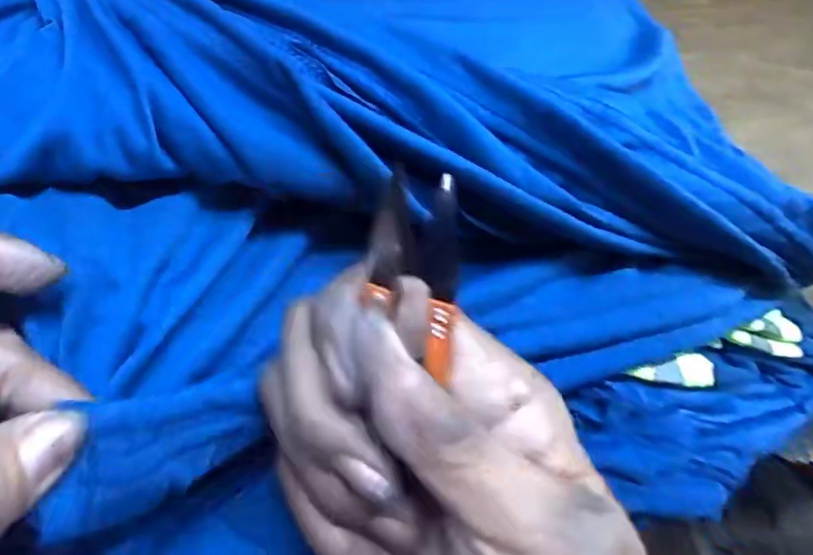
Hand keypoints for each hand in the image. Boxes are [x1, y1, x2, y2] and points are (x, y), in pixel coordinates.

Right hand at [261, 266, 642, 554]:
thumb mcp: (533, 517)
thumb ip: (450, 431)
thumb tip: (369, 322)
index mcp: (460, 362)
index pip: (376, 284)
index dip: (348, 327)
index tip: (363, 404)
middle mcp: (399, 372)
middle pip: (307, 324)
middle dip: (324, 414)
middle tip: (384, 488)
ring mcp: (359, 417)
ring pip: (279, 387)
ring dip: (322, 472)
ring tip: (395, 528)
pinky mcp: (330, 470)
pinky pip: (282, 462)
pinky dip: (318, 514)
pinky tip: (374, 548)